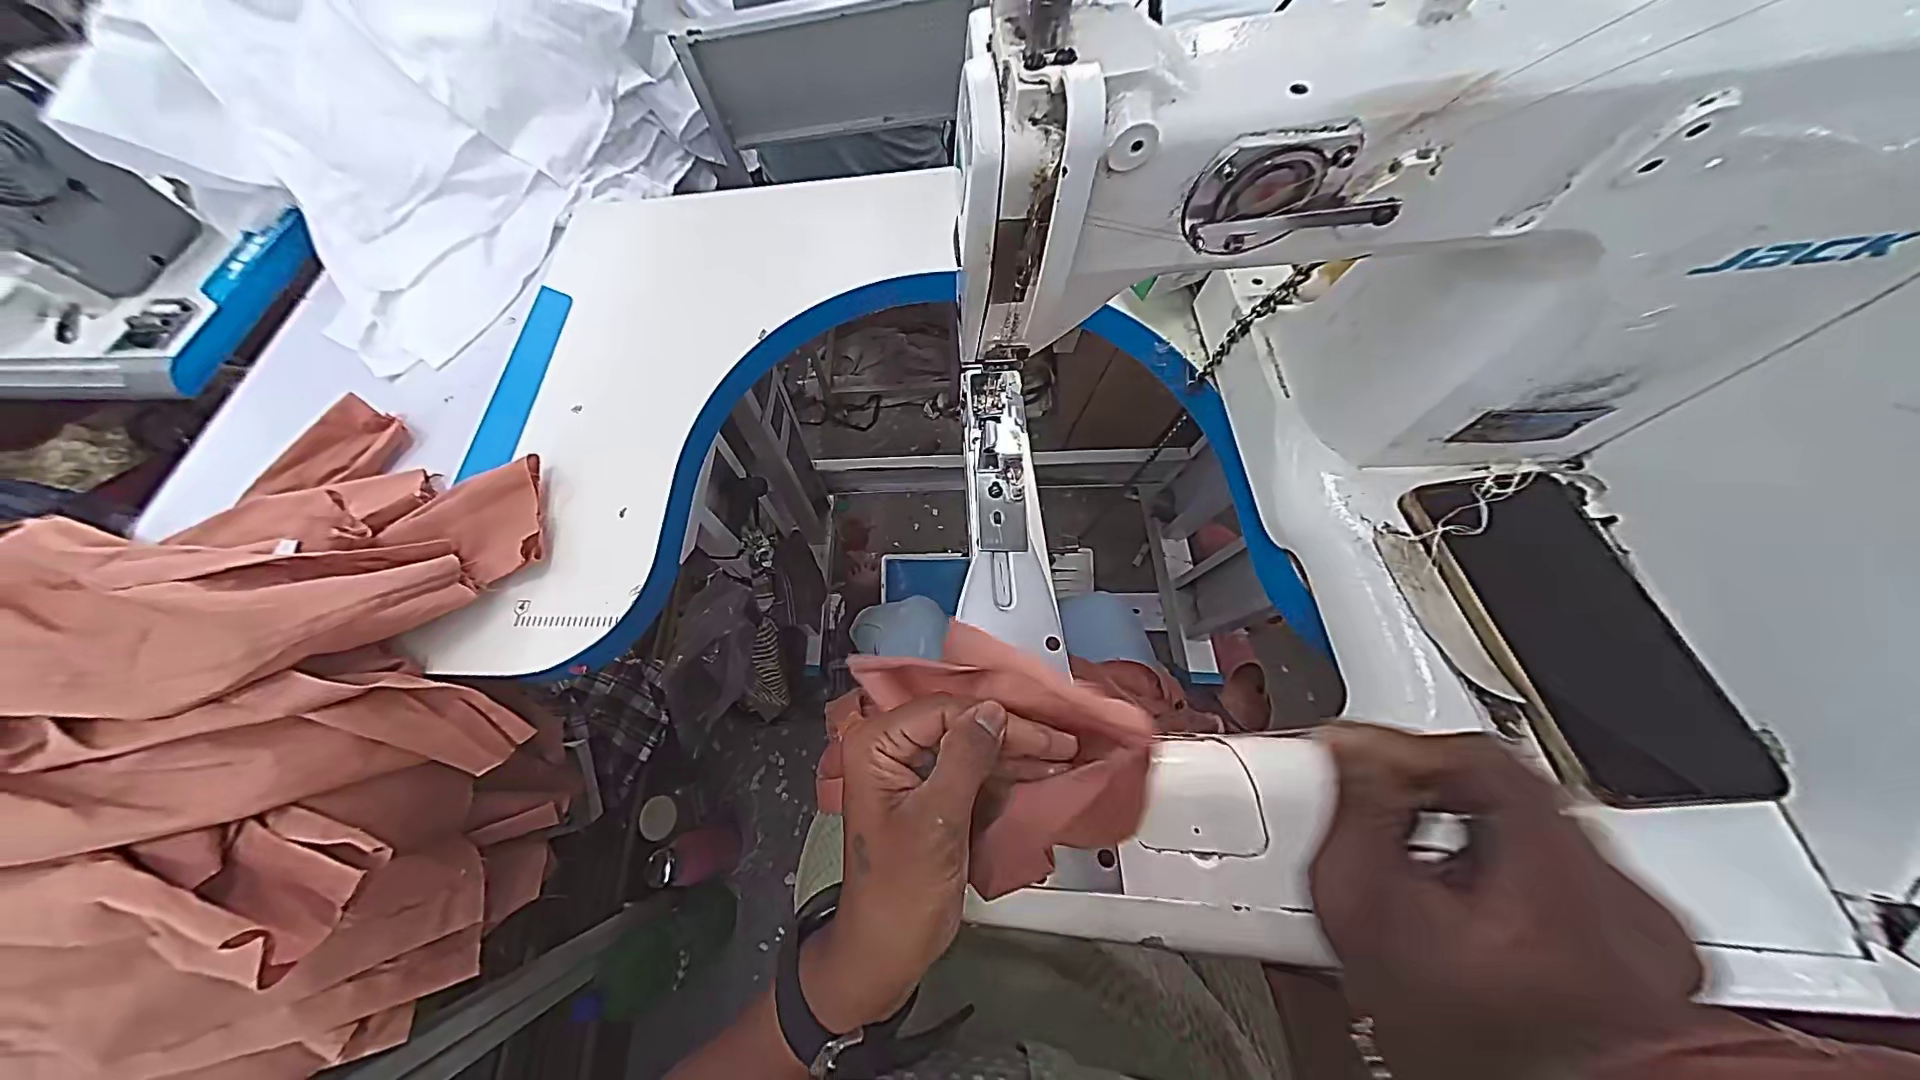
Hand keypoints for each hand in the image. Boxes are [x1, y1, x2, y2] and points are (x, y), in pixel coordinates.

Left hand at [800, 694, 1075, 1030]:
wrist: (888, 948)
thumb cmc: (899, 892)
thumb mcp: (936, 821)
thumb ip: (964, 760)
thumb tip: (993, 712)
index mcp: (876, 745)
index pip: (944, 711)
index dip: (996, 720)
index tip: (1043, 736)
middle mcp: (891, 747)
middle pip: (960, 722)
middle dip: (1011, 734)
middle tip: (1060, 743)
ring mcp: (913, 768)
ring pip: (971, 743)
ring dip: (1015, 751)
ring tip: (1060, 755)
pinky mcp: (933, 789)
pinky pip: (973, 767)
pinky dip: (1006, 769)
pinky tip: (1039, 769)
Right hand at [1310, 723, 1713, 1079]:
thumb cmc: (1431, 1024)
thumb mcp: (1358, 905)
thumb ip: (1354, 811)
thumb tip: (1353, 743)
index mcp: (1561, 910)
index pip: (1488, 765)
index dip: (1417, 750)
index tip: (1374, 756)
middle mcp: (1629, 918)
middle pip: (1515, 789)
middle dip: (1439, 785)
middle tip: (1388, 801)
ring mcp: (1652, 932)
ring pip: (1541, 815)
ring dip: (1475, 815)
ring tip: (1427, 848)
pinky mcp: (1655, 939)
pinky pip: (1570, 850)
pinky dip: (1512, 847)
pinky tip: (1471, 876)